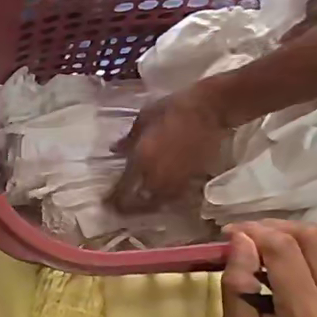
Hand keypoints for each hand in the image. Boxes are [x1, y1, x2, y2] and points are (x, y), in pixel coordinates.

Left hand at [109, 86, 227, 212]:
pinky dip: (166, 199)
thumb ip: (129, 139)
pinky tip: (162, 194)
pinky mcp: (193, 178)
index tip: (107, 204)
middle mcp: (157, 175)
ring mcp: (177, 179)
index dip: (114, 199)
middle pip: (141, 201)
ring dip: (148, 206)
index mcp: (142, 160)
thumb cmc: (173, 108)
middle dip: (131, 207)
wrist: (209, 109)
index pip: (124, 188)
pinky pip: (175, 196)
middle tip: (123, 208)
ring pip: (159, 202)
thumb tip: (115, 150)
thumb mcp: (144, 118)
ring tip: (142, 204)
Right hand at [221, 220, 316, 316]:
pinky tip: (292, 262)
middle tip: (250, 235)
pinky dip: (316, 253)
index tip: (231, 232)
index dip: (257, 234)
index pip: (286, 253)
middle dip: (281, 229)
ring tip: (269, 244)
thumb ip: (237, 285)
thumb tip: (240, 239)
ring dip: (300, 237)